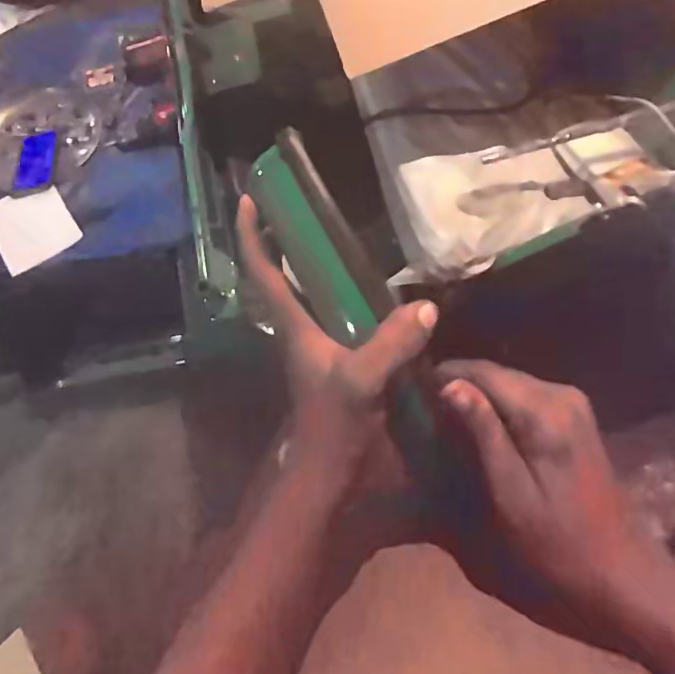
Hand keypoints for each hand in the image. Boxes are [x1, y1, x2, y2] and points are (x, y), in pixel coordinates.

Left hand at [236, 196, 436, 481]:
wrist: (328, 474)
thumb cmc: (331, 426)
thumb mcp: (360, 383)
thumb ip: (389, 346)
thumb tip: (425, 308)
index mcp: (293, 326)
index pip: (263, 272)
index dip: (253, 235)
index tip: (249, 199)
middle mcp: (299, 329)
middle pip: (279, 275)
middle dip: (278, 239)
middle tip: (293, 205)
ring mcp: (317, 344)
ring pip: (306, 293)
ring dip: (308, 263)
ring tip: (328, 233)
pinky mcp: (336, 358)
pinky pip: (335, 312)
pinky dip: (342, 292)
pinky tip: (369, 286)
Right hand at [437, 360, 669, 613]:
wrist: (620, 573)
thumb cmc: (558, 545)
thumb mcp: (511, 495)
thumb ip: (484, 434)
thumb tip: (449, 384)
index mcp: (545, 411)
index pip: (484, 371)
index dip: (445, 374)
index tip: (412, 390)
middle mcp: (561, 393)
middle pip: (497, 373)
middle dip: (459, 384)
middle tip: (423, 408)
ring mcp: (571, 401)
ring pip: (509, 382)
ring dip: (478, 395)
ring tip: (443, 417)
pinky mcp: (573, 414)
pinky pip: (524, 395)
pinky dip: (499, 405)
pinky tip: (479, 426)